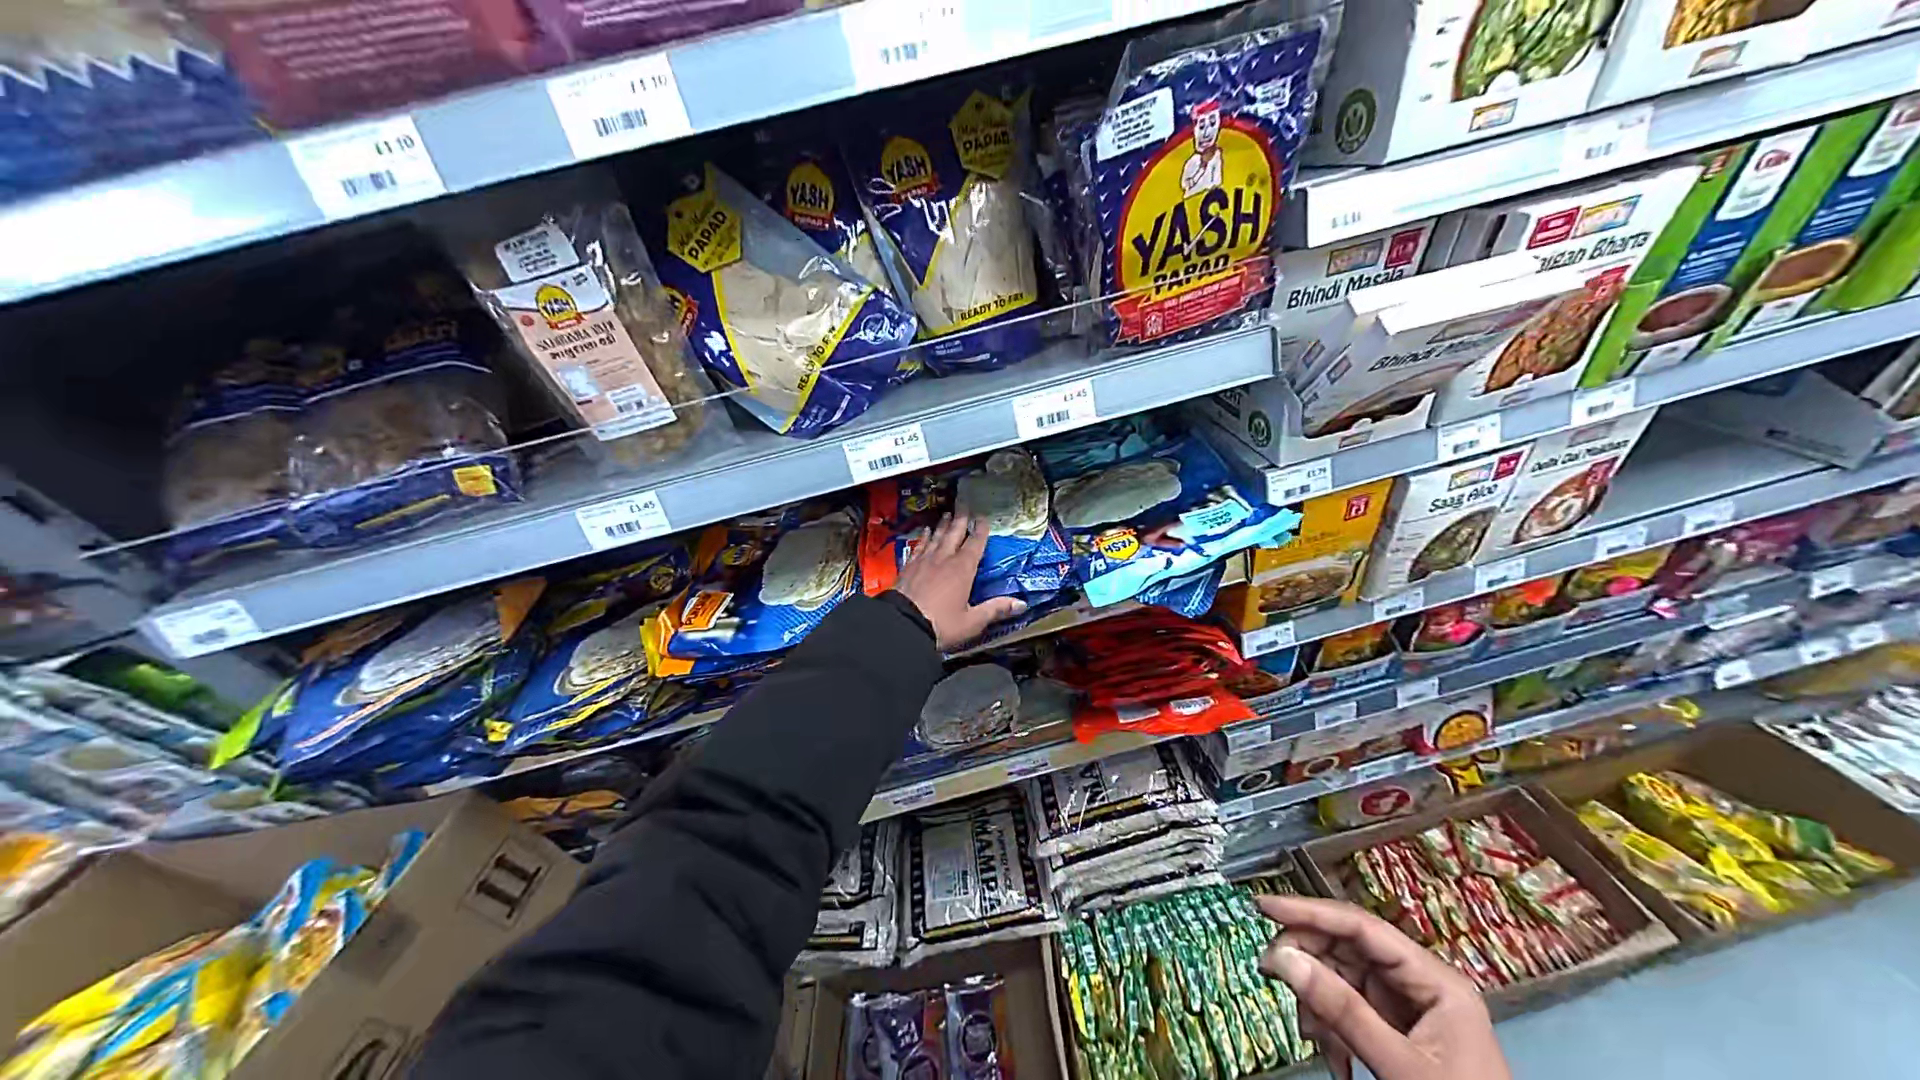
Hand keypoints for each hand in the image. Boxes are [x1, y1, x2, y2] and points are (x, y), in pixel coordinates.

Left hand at [891, 514, 1026, 649]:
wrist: (902, 625)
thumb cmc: (941, 625)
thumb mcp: (972, 621)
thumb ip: (995, 609)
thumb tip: (1021, 604)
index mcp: (962, 570)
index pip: (975, 544)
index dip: (980, 530)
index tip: (983, 519)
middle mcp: (944, 559)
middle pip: (954, 534)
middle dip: (961, 520)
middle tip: (965, 506)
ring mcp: (924, 561)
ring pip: (936, 537)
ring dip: (943, 525)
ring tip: (946, 514)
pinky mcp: (909, 567)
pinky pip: (919, 546)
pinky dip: (924, 537)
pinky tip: (925, 532)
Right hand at [1254, 895, 1510, 1079]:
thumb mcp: (1400, 1065)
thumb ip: (1343, 1011)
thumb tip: (1282, 958)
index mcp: (1436, 980)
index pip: (1362, 927)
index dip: (1309, 911)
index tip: (1264, 906)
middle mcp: (1419, 984)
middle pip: (1346, 949)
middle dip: (1308, 963)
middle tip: (1270, 971)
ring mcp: (1406, 1008)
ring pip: (1341, 979)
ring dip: (1317, 1003)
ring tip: (1310, 1034)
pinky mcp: (1395, 1031)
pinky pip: (1347, 1009)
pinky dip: (1329, 1026)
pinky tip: (1329, 1054)